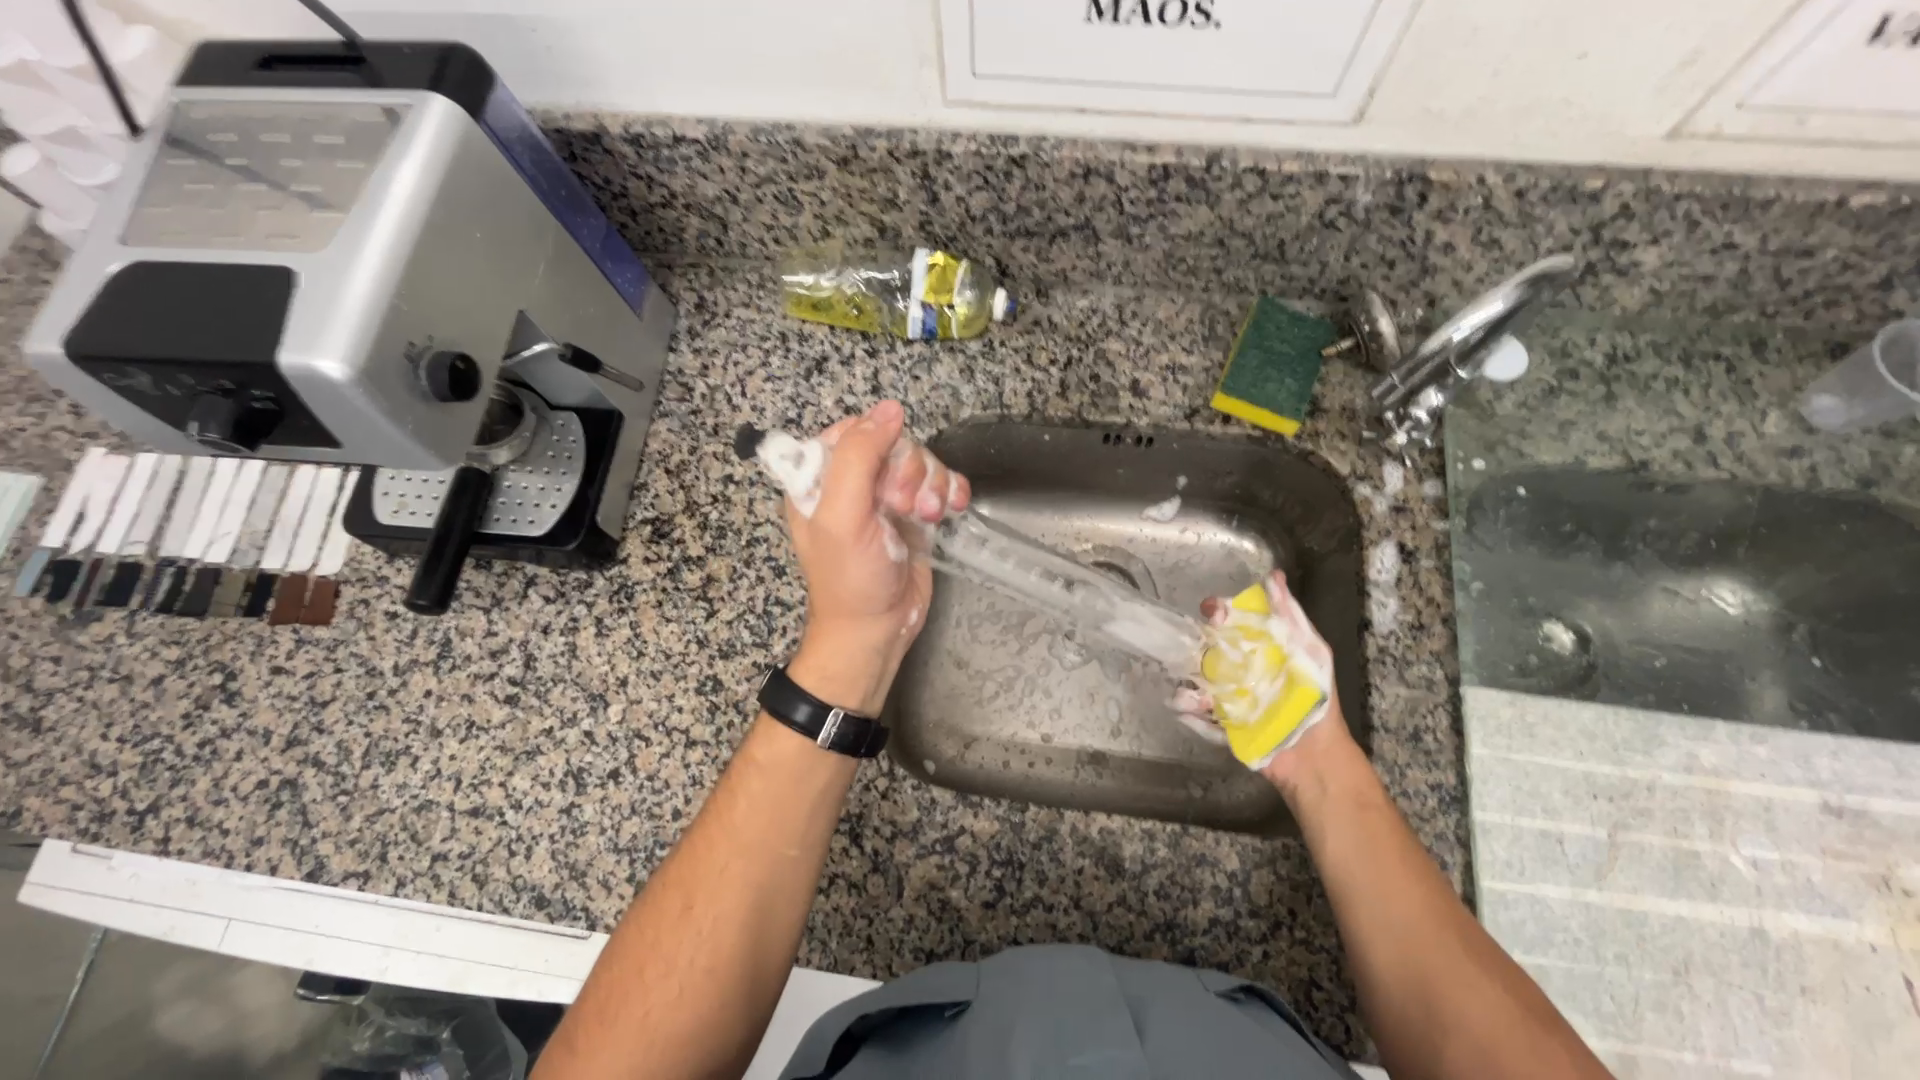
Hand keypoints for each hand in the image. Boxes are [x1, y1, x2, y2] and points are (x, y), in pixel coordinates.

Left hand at [784, 400, 969, 713]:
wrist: (879, 630)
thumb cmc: (850, 578)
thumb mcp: (842, 515)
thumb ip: (858, 457)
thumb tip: (890, 409)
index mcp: (819, 479)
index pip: (852, 431)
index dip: (875, 445)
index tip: (881, 478)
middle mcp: (852, 484)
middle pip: (894, 444)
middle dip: (909, 471)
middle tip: (903, 506)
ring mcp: (888, 499)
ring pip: (921, 462)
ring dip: (933, 485)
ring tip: (929, 517)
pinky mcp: (917, 515)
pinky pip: (941, 483)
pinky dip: (951, 492)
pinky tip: (952, 510)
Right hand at [1172, 570, 1361, 799]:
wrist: (1313, 756)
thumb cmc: (1316, 700)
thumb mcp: (1312, 652)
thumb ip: (1292, 618)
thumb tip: (1273, 578)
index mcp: (1264, 649)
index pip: (1235, 623)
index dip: (1221, 612)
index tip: (1211, 609)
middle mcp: (1244, 669)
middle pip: (1211, 649)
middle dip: (1198, 645)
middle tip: (1194, 645)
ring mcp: (1232, 696)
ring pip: (1200, 680)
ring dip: (1190, 680)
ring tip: (1189, 688)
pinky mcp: (1224, 723)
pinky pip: (1199, 712)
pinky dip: (1188, 709)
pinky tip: (1185, 706)